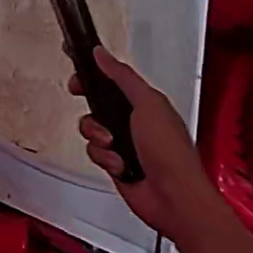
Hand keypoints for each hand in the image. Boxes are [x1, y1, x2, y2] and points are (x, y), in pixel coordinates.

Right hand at [72, 47, 224, 240]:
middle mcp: (133, 120)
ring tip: (112, 143)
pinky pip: (95, 152)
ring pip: (91, 127)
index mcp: (145, 101)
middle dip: (89, 102)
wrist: (174, 198)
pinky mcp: (115, 163)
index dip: (93, 73)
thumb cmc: (170, 151)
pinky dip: (104, 157)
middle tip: (81, 98)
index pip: (112, 78)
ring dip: (97, 135)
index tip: (78, 70)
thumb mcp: (147, 103)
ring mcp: (124, 142)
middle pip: (97, 101)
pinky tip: (120, 164)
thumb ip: (122, 76)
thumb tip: (102, 54)